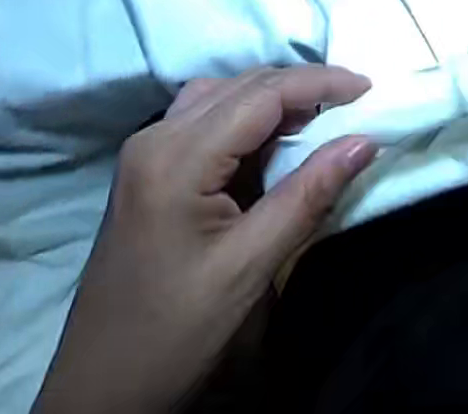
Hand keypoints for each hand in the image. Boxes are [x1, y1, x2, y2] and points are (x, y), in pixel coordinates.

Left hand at [34, 67, 376, 413]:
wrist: (98, 390)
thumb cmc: (174, 332)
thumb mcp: (249, 266)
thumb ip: (309, 195)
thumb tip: (365, 141)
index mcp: (176, 157)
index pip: (261, 94)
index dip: (319, 83)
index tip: (368, 89)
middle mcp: (157, 136)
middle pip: (242, 85)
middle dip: (302, 86)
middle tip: (353, 104)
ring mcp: (148, 149)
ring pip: (225, 93)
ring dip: (275, 97)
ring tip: (320, 117)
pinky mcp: (150, 166)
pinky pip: (208, 116)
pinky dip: (250, 116)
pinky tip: (274, 139)